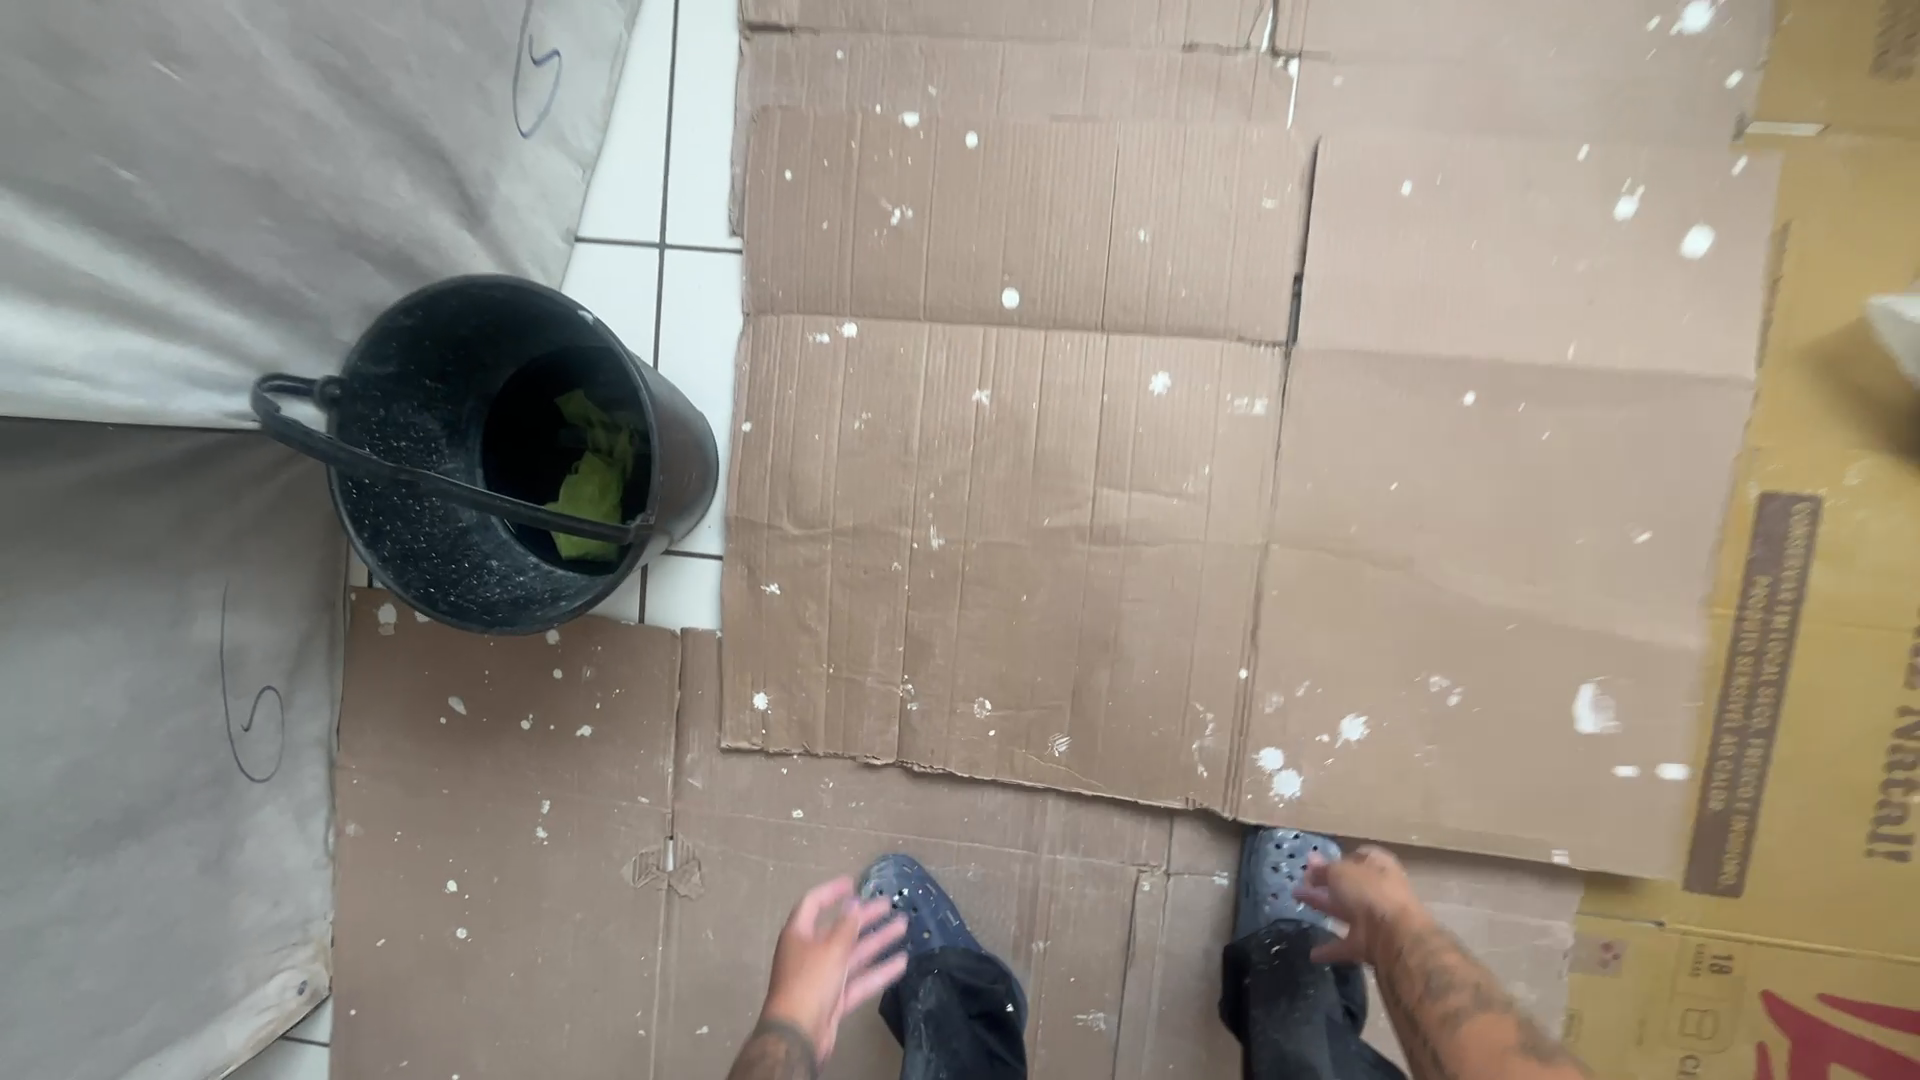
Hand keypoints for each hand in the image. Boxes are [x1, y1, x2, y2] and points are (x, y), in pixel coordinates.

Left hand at [759, 876, 908, 1064]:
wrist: (798, 1036)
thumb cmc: (810, 982)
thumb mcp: (830, 948)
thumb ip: (845, 925)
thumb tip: (853, 903)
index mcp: (798, 934)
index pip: (813, 903)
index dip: (832, 891)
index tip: (854, 883)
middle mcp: (809, 952)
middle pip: (839, 929)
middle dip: (864, 917)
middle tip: (888, 904)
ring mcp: (822, 977)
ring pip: (853, 954)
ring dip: (877, 940)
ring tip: (903, 926)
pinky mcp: (834, 999)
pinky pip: (859, 980)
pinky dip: (878, 971)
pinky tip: (901, 963)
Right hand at [1291, 845, 1427, 967]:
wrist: (1396, 937)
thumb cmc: (1368, 891)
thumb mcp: (1339, 872)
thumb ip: (1323, 869)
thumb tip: (1311, 861)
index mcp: (1378, 867)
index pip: (1358, 857)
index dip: (1338, 859)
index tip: (1317, 864)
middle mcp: (1379, 891)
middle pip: (1349, 885)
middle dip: (1324, 883)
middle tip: (1301, 881)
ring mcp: (1377, 919)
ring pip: (1345, 911)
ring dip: (1322, 906)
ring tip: (1296, 901)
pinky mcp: (1371, 945)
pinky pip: (1347, 944)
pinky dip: (1331, 949)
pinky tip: (1313, 954)